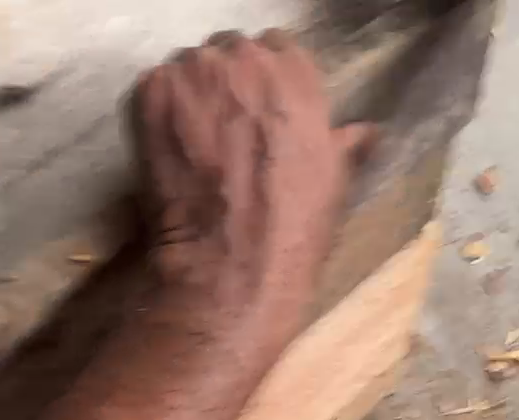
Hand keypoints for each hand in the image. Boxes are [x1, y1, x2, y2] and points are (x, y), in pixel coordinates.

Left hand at [131, 31, 368, 337]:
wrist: (228, 269)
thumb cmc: (291, 235)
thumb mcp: (332, 189)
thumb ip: (344, 145)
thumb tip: (367, 131)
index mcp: (296, 77)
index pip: (279, 51)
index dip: (271, 88)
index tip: (266, 120)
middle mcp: (244, 60)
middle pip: (232, 53)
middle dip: (232, 88)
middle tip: (232, 138)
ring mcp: (193, 74)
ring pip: (192, 68)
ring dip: (197, 98)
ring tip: (202, 149)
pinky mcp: (151, 96)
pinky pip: (157, 88)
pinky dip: (165, 115)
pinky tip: (177, 154)